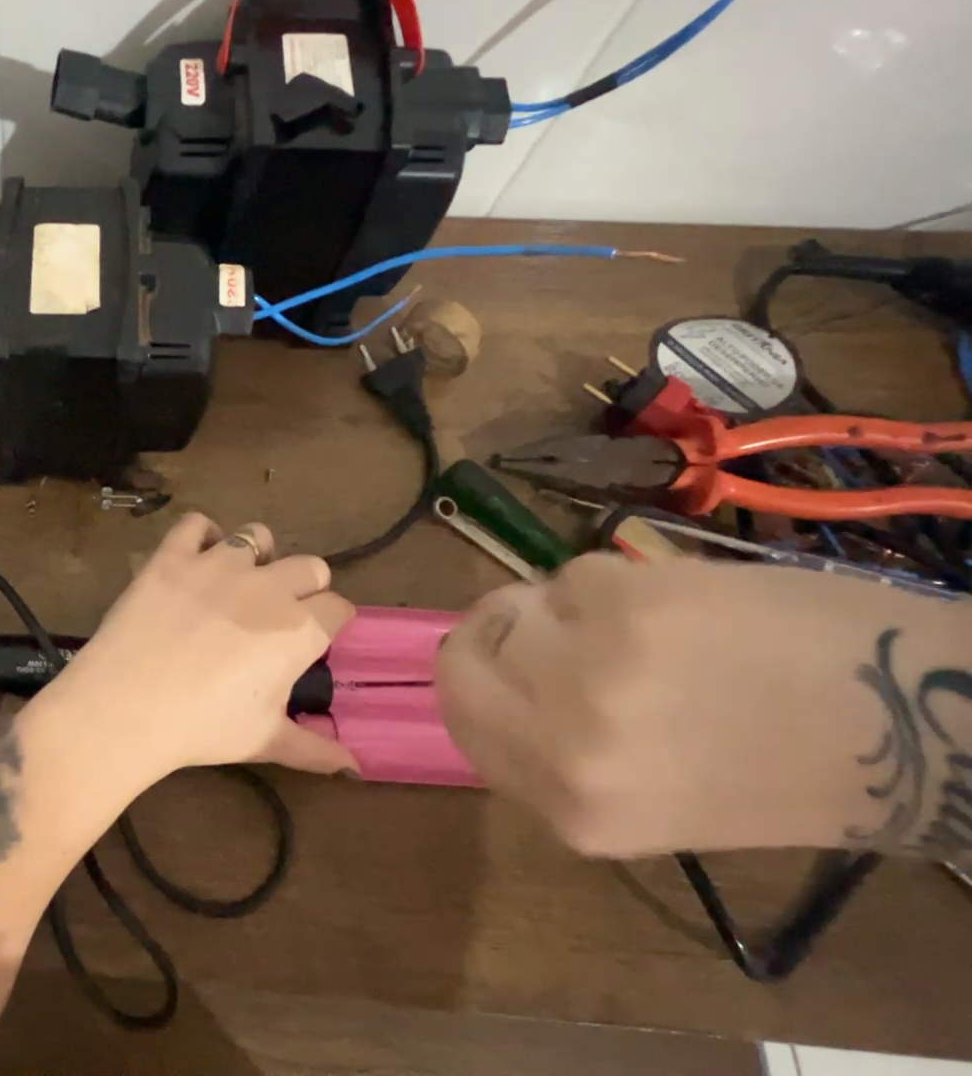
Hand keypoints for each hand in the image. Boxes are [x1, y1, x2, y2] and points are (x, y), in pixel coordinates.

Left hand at [33, 513, 358, 784]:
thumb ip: (314, 748)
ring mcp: (217, 565)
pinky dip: (201, 534)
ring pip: (256, 537)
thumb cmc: (203, 726)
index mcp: (300, 629)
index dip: (331, 622)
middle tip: (279, 613)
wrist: (128, 704)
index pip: (339, 608)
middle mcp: (267, 586)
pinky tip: (195, 556)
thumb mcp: (264, 741)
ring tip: (240, 580)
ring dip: (258, 555)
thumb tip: (352, 765)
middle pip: (308, 566)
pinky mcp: (171, 556)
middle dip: (304, 585)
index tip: (315, 638)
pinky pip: (195, 524)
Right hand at [435, 553, 966, 857]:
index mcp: (570, 808)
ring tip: (646, 627)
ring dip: (568, 606)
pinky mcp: (631, 604)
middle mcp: (563, 744)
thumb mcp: (642, 798)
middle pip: (465, 655)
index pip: (459, 718)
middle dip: (499, 630)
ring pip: (521, 607)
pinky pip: (578, 574)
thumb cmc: (786, 773)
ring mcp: (591, 670)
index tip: (503, 659)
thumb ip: (550, 750)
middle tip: (554, 622)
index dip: (474, 679)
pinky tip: (685, 608)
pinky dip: (619, 581)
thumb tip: (490, 675)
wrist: (931, 730)